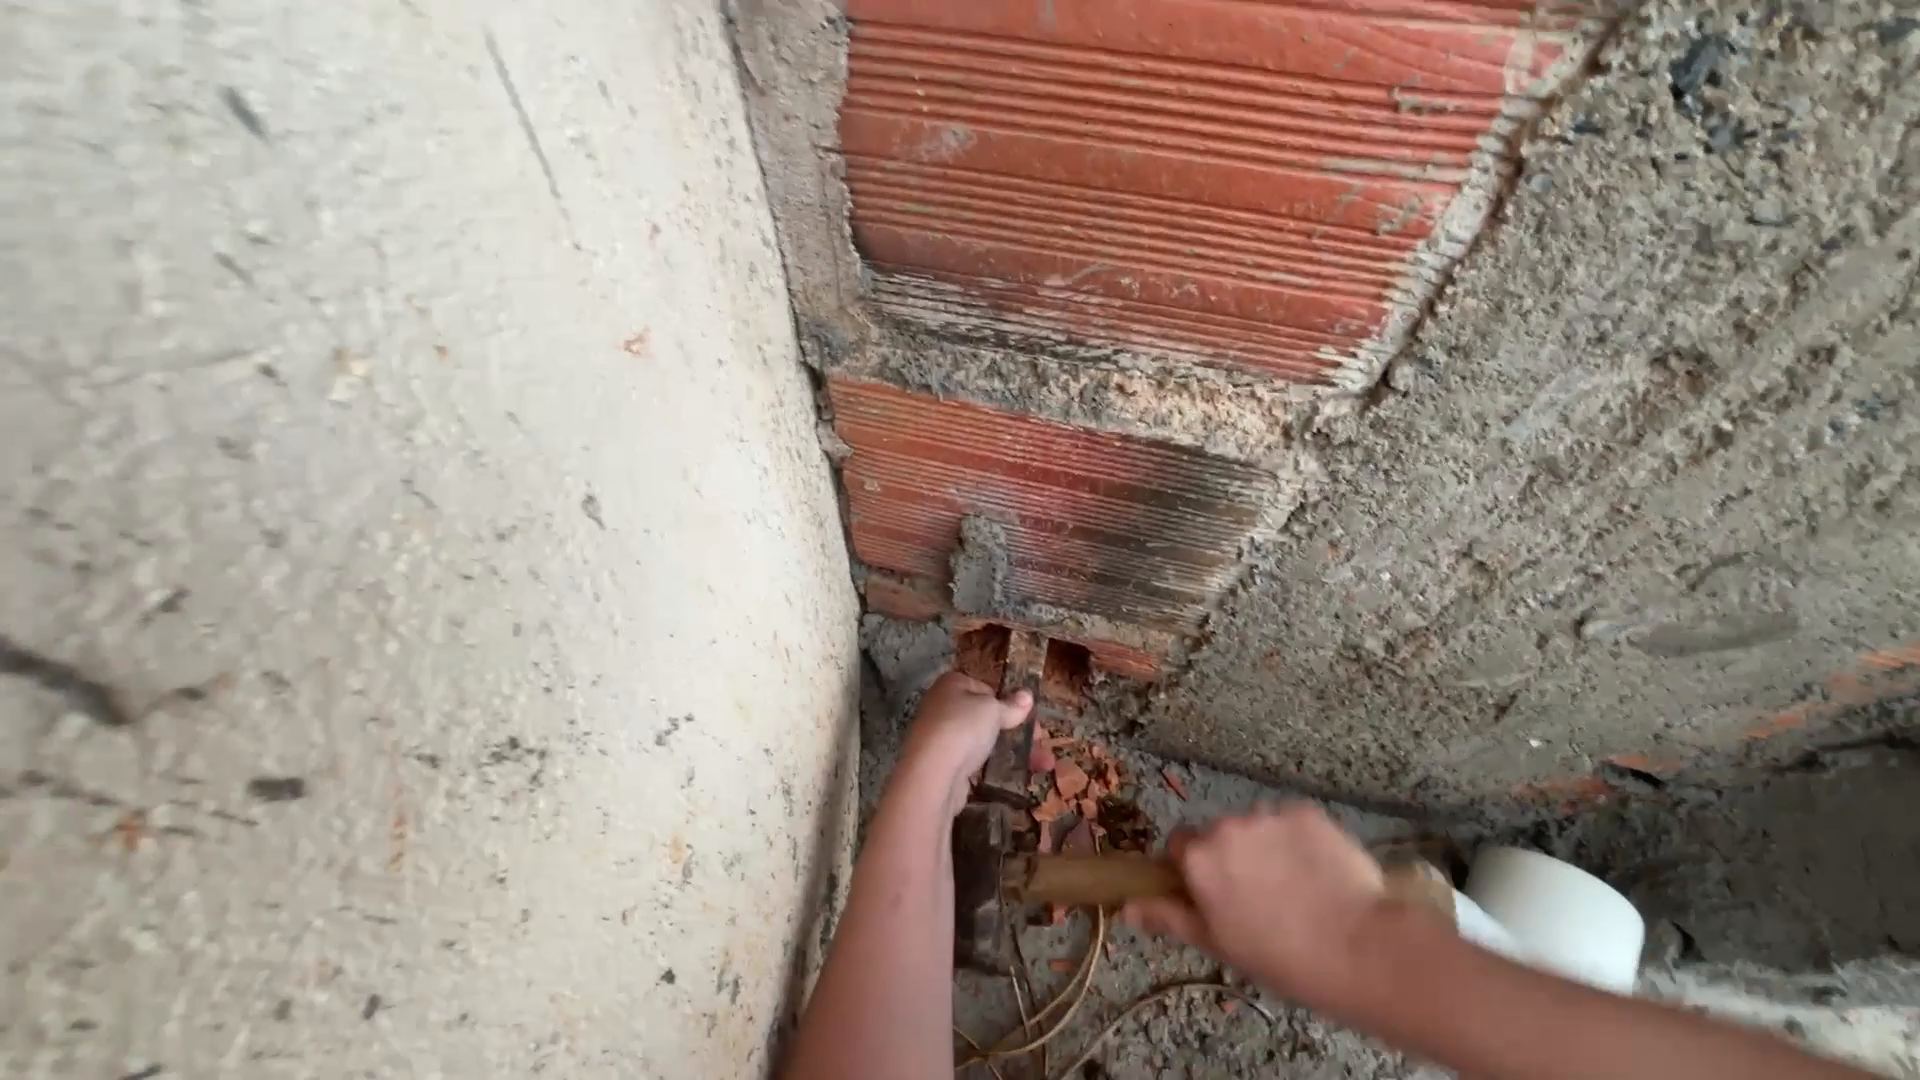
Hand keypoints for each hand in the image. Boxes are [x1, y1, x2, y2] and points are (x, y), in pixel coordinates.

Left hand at [895, 670, 1032, 816]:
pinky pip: (976, 763)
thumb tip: (1026, 695)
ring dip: (1012, 751)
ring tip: (1043, 765)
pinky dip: (996, 768)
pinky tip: (1016, 776)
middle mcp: (943, 707)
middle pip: (986, 717)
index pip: (985, 689)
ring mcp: (942, 738)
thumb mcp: (993, 709)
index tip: (1029, 717)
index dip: (1009, 702)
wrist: (932, 773)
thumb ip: (1011, 705)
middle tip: (1041, 744)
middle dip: (1016, 730)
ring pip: (983, 741)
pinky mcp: (945, 765)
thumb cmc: (963, 727)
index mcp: (951, 684)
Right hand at [1122, 803, 1389, 1009]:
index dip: (1195, 869)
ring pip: (1256, 827)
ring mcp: (1268, 816)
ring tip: (1296, 887)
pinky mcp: (1307, 812)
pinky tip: (1319, 874)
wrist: (1361, 948)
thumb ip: (1168, 916)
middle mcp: (1226, 827)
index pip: (1180, 846)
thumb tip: (1126, 908)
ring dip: (1265, 847)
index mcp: (1199, 858)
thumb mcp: (1217, 944)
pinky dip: (1299, 841)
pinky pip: (1291, 822)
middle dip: (1232, 856)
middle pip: (1219, 834)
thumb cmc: (1282, 956)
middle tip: (1259, 896)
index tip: (1215, 893)